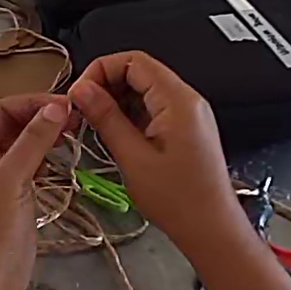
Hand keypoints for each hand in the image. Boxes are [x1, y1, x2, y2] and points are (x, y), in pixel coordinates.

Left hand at [0, 94, 78, 289]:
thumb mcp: (10, 182)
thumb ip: (33, 142)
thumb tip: (58, 106)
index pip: (1, 111)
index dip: (32, 103)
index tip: (67, 104)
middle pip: (12, 124)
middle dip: (41, 116)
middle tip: (77, 116)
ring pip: (23, 144)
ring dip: (46, 134)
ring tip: (75, 129)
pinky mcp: (13, 195)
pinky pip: (30, 165)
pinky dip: (46, 155)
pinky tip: (63, 152)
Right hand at [68, 52, 246, 255]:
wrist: (211, 229)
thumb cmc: (178, 199)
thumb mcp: (132, 157)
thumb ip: (105, 117)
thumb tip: (81, 90)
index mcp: (177, 100)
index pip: (133, 60)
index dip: (100, 71)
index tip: (80, 94)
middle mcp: (186, 100)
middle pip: (138, 71)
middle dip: (105, 86)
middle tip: (82, 111)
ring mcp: (187, 114)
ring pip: (142, 90)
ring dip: (115, 102)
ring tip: (95, 126)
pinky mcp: (184, 128)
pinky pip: (151, 108)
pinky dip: (128, 115)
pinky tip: (114, 135)